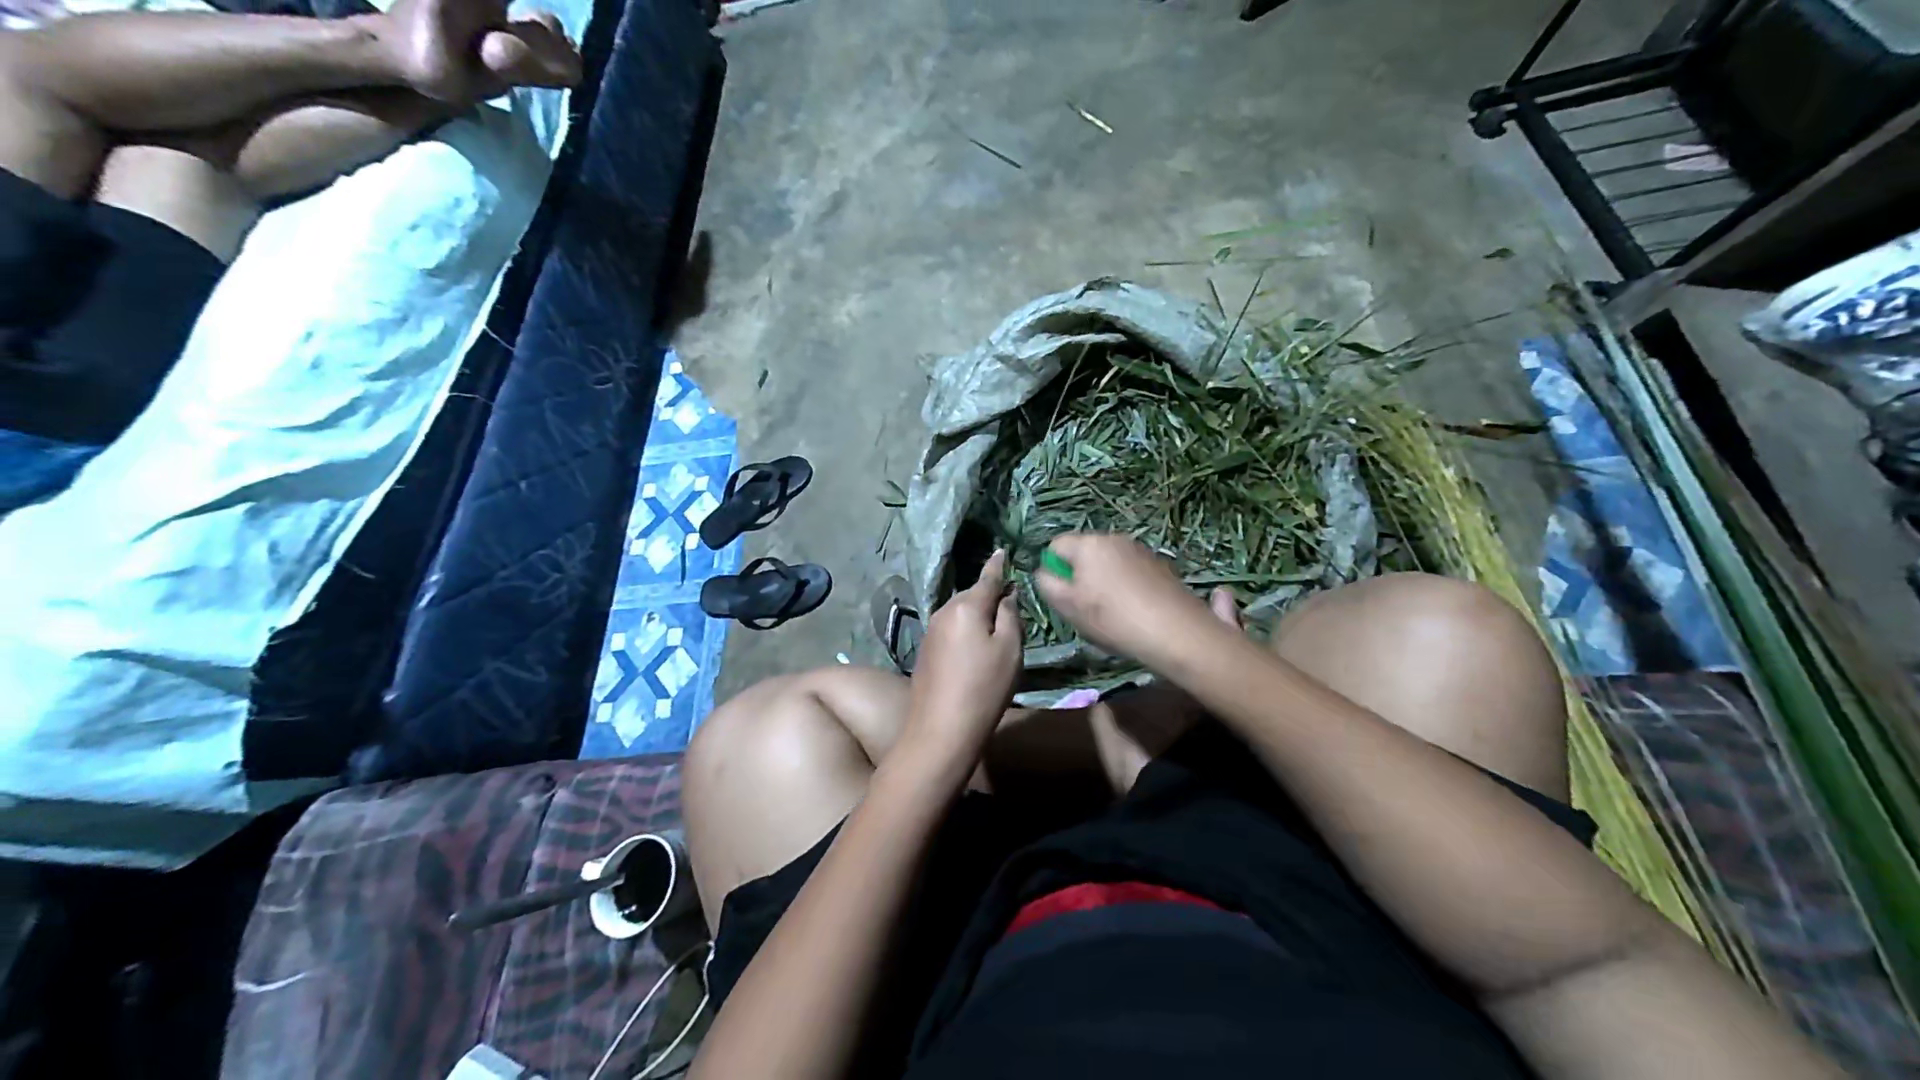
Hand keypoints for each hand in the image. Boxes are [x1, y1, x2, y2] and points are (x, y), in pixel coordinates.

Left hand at [901, 550, 1023, 769]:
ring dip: (977, 614)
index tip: (1003, 551)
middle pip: (972, 595)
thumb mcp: (1010, 649)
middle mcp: (944, 612)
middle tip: (1011, 601)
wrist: (941, 729)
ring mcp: (931, 632)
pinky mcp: (926, 651)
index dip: (998, 565)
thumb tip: (1006, 594)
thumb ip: (1010, 615)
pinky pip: (951, 629)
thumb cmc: (984, 688)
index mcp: (966, 606)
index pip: (987, 578)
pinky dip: (966, 630)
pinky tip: (975, 646)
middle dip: (989, 594)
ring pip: (960, 612)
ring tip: (996, 626)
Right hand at [1032, 533, 1227, 665]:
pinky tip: (1134, 611)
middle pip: (1084, 552)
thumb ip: (1047, 584)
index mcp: (1088, 543)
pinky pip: (1130, 571)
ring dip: (1103, 581)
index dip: (1053, 569)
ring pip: (1108, 562)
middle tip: (1085, 607)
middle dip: (1079, 575)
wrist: (1175, 631)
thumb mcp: (1068, 605)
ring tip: (1112, 612)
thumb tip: (1044, 572)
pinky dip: (1126, 586)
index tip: (1062, 595)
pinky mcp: (1160, 565)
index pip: (1055, 545)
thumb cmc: (1113, 617)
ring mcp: (1140, 550)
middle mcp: (1114, 538)